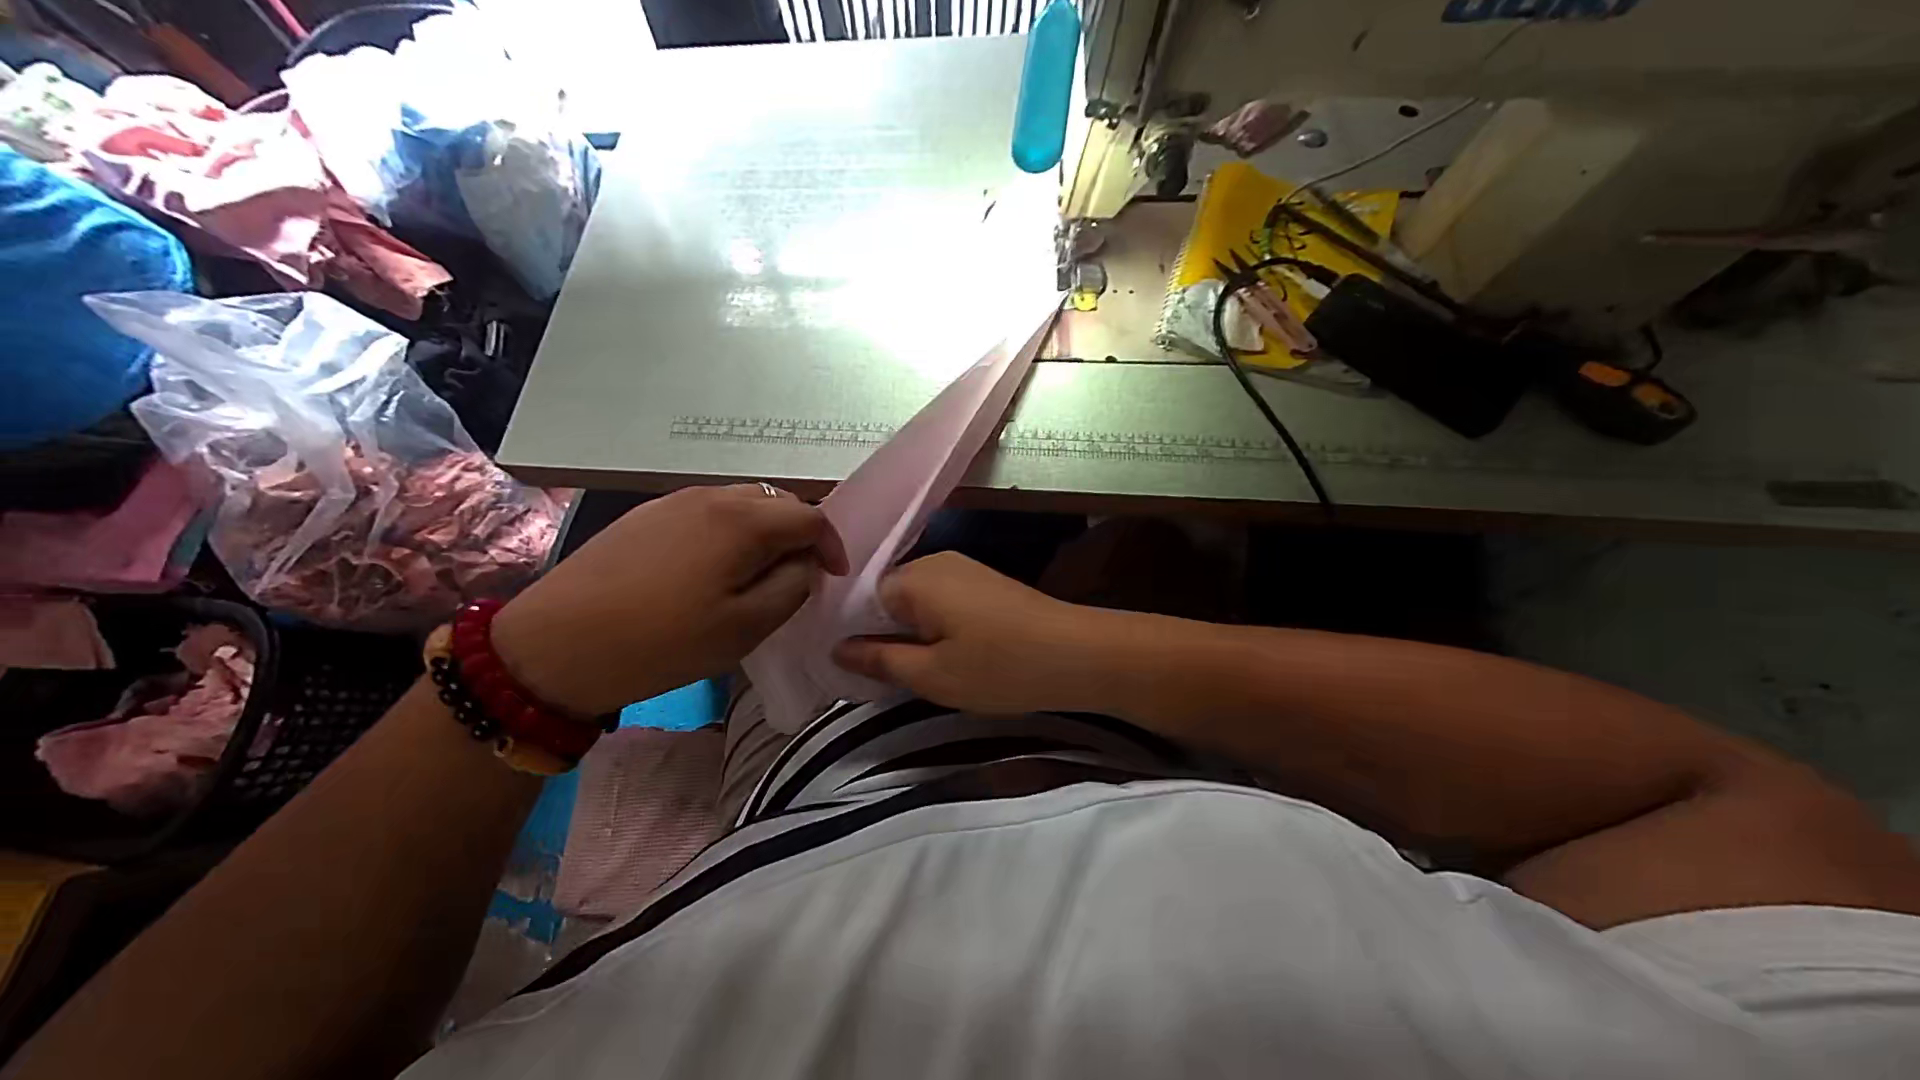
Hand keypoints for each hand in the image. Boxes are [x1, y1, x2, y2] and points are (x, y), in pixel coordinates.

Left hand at [492, 484, 846, 715]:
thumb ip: (793, 586)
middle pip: (777, 502)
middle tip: (799, 576)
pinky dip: (728, 533)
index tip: (833, 578)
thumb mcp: (746, 626)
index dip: (832, 546)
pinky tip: (711, 569)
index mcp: (743, 519)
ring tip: (757, 574)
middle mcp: (712, 496)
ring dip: (763, 533)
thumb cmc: (662, 642)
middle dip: (799, 535)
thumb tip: (804, 563)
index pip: (811, 516)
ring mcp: (673, 501)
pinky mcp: (645, 515)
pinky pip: (706, 513)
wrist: (555, 645)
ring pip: (740, 504)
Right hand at [832, 552, 1119, 714]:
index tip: (845, 667)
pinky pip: (940, 602)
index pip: (858, 597)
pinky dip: (933, 627)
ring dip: (908, 633)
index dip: (848, 631)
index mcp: (913, 578)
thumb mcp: (932, 675)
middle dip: (879, 633)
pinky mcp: (985, 582)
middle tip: (877, 679)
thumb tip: (837, 648)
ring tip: (910, 672)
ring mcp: (963, 569)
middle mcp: (934, 561)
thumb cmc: (1000, 667)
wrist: (1080, 655)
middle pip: (886, 597)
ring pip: (914, 601)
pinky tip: (942, 655)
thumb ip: (879, 659)